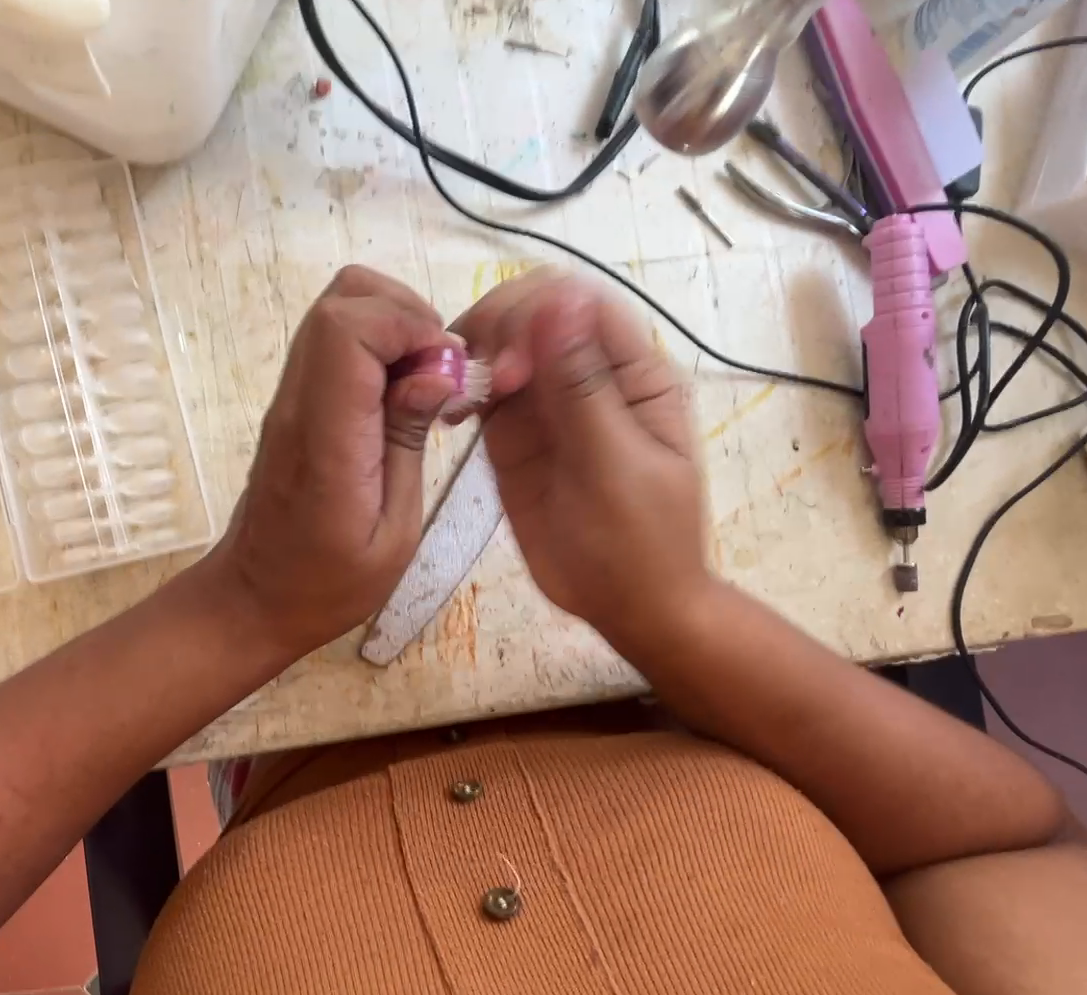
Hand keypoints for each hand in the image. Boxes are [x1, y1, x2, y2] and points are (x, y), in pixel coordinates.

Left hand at [203, 266, 460, 654]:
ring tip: (425, 383)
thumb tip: (435, 371)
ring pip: (334, 312)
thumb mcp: (393, 533)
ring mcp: (289, 401)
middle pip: (340, 299)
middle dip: (405, 314)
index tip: (448, 371)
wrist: (254, 599)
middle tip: (441, 370)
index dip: (407, 326)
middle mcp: (298, 403)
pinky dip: (375, 348)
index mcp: (325, 438)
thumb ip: (408, 443)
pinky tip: (399, 397)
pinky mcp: (293, 407)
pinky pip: (331, 346)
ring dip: (391, 327)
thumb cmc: (328, 585)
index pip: (348, 329)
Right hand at [451, 269, 713, 652]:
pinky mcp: (514, 433)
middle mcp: (588, 374)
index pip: (578, 302)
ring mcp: (548, 402)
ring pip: (502, 346)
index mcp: (632, 372)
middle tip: (479, 387)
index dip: (534, 315)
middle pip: (534, 312)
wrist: (624, 603)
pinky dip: (460, 390)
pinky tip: (450, 416)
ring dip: (471, 357)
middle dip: (497, 331)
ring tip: (455, 403)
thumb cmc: (637, 542)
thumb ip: (582, 386)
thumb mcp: (615, 466)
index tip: (505, 371)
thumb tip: (557, 300)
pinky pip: (483, 391)